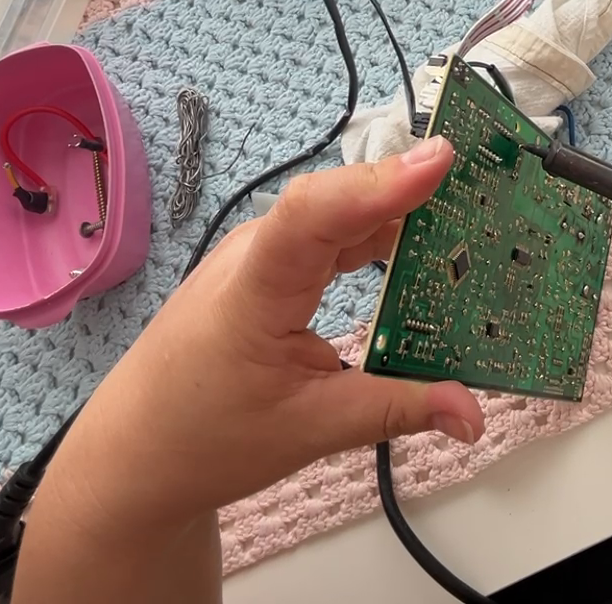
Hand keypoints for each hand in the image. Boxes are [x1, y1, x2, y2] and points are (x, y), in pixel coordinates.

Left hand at [42, 136, 485, 521]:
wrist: (133, 453)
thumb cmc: (203, 438)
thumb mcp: (310, 429)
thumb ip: (397, 411)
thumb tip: (473, 414)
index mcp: (255, 289)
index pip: (314, 214)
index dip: (379, 181)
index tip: (441, 159)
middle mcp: (258, 253)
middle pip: (335, 199)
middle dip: (405, 182)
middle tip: (478, 173)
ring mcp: (264, 254)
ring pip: (337, 211)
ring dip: (396, 205)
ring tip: (463, 200)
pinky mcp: (274, 266)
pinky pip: (331, 233)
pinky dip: (377, 230)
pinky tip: (414, 239)